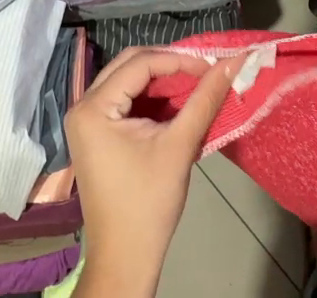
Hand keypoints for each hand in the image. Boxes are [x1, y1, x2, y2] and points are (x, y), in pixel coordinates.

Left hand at [66, 47, 243, 297]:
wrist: (125, 257)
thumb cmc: (149, 202)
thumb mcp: (180, 145)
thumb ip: (204, 100)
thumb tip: (233, 63)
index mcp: (94, 107)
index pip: (140, 64)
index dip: (179, 59)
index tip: (213, 67)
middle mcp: (83, 105)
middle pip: (130, 65)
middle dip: (169, 65)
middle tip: (205, 72)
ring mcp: (86, 120)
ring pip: (128, 81)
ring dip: (162, 81)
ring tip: (196, 86)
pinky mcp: (96, 133)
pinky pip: (125, 100)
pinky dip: (151, 99)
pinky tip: (177, 105)